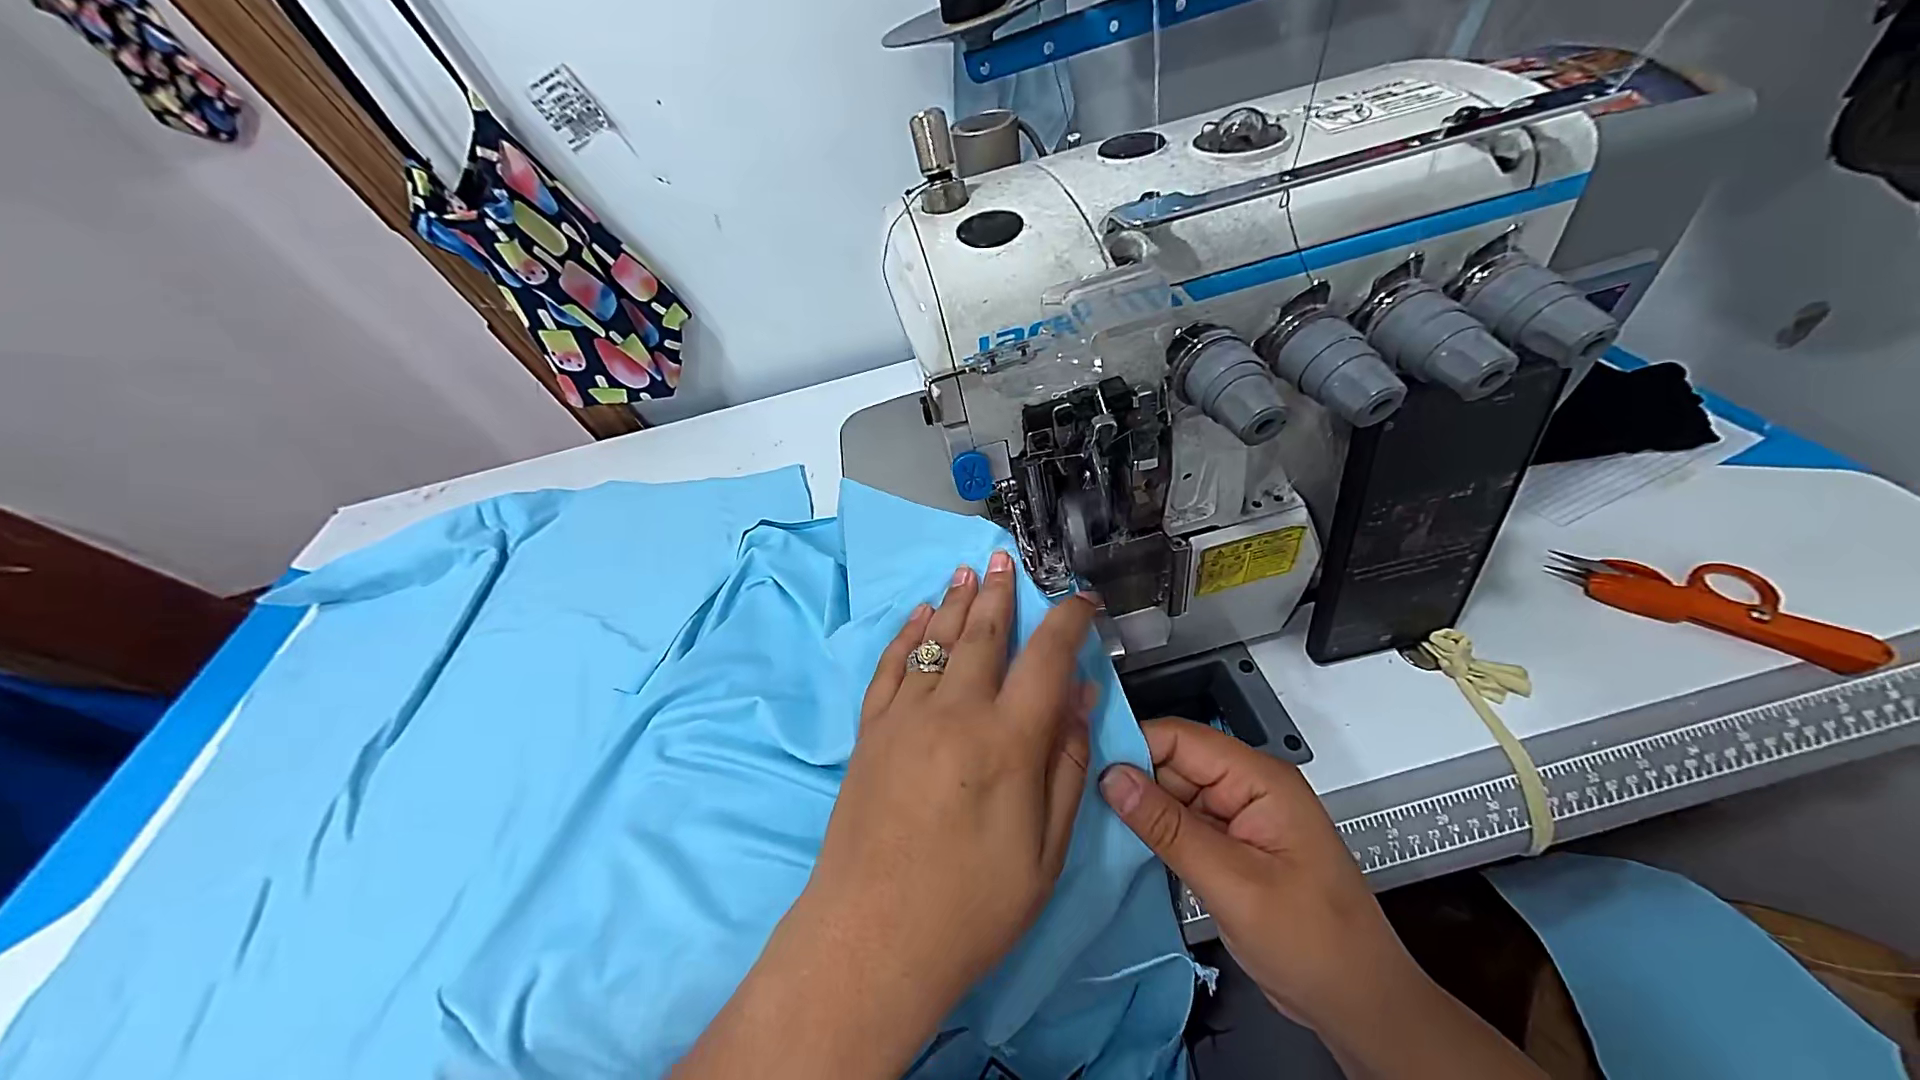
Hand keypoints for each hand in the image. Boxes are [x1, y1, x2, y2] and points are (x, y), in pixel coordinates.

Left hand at [675, 552, 1096, 1079]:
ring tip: (967, 573)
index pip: (1048, 657)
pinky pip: (890, 666)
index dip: (1069, 621)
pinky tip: (918, 617)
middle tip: (1006, 561)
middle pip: (984, 633)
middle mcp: (955, 711)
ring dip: (955, 603)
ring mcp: (905, 717)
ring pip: (936, 640)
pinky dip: (906, 635)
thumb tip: (1079, 697)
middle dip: (1001, 593)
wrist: (872, 939)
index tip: (1081, 601)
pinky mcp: (870, 731)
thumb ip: (1066, 765)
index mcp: (1008, 740)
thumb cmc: (972, 907)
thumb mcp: (1046, 850)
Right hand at [1099, 719, 1543, 1079]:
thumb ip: (1168, 827)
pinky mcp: (1229, 844)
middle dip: (1130, 779)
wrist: (1360, 1006)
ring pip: (1171, 793)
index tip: (1084, 762)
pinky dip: (1154, 832)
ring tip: (1092, 821)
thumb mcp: (1233, 883)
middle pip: (1172, 762)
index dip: (1132, 744)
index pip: (1181, 738)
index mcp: (1259, 779)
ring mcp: (1237, 816)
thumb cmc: (1313, 943)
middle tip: (1080, 801)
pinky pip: (1181, 823)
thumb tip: (1112, 777)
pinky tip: (1123, 842)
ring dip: (1139, 808)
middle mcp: (1246, 787)